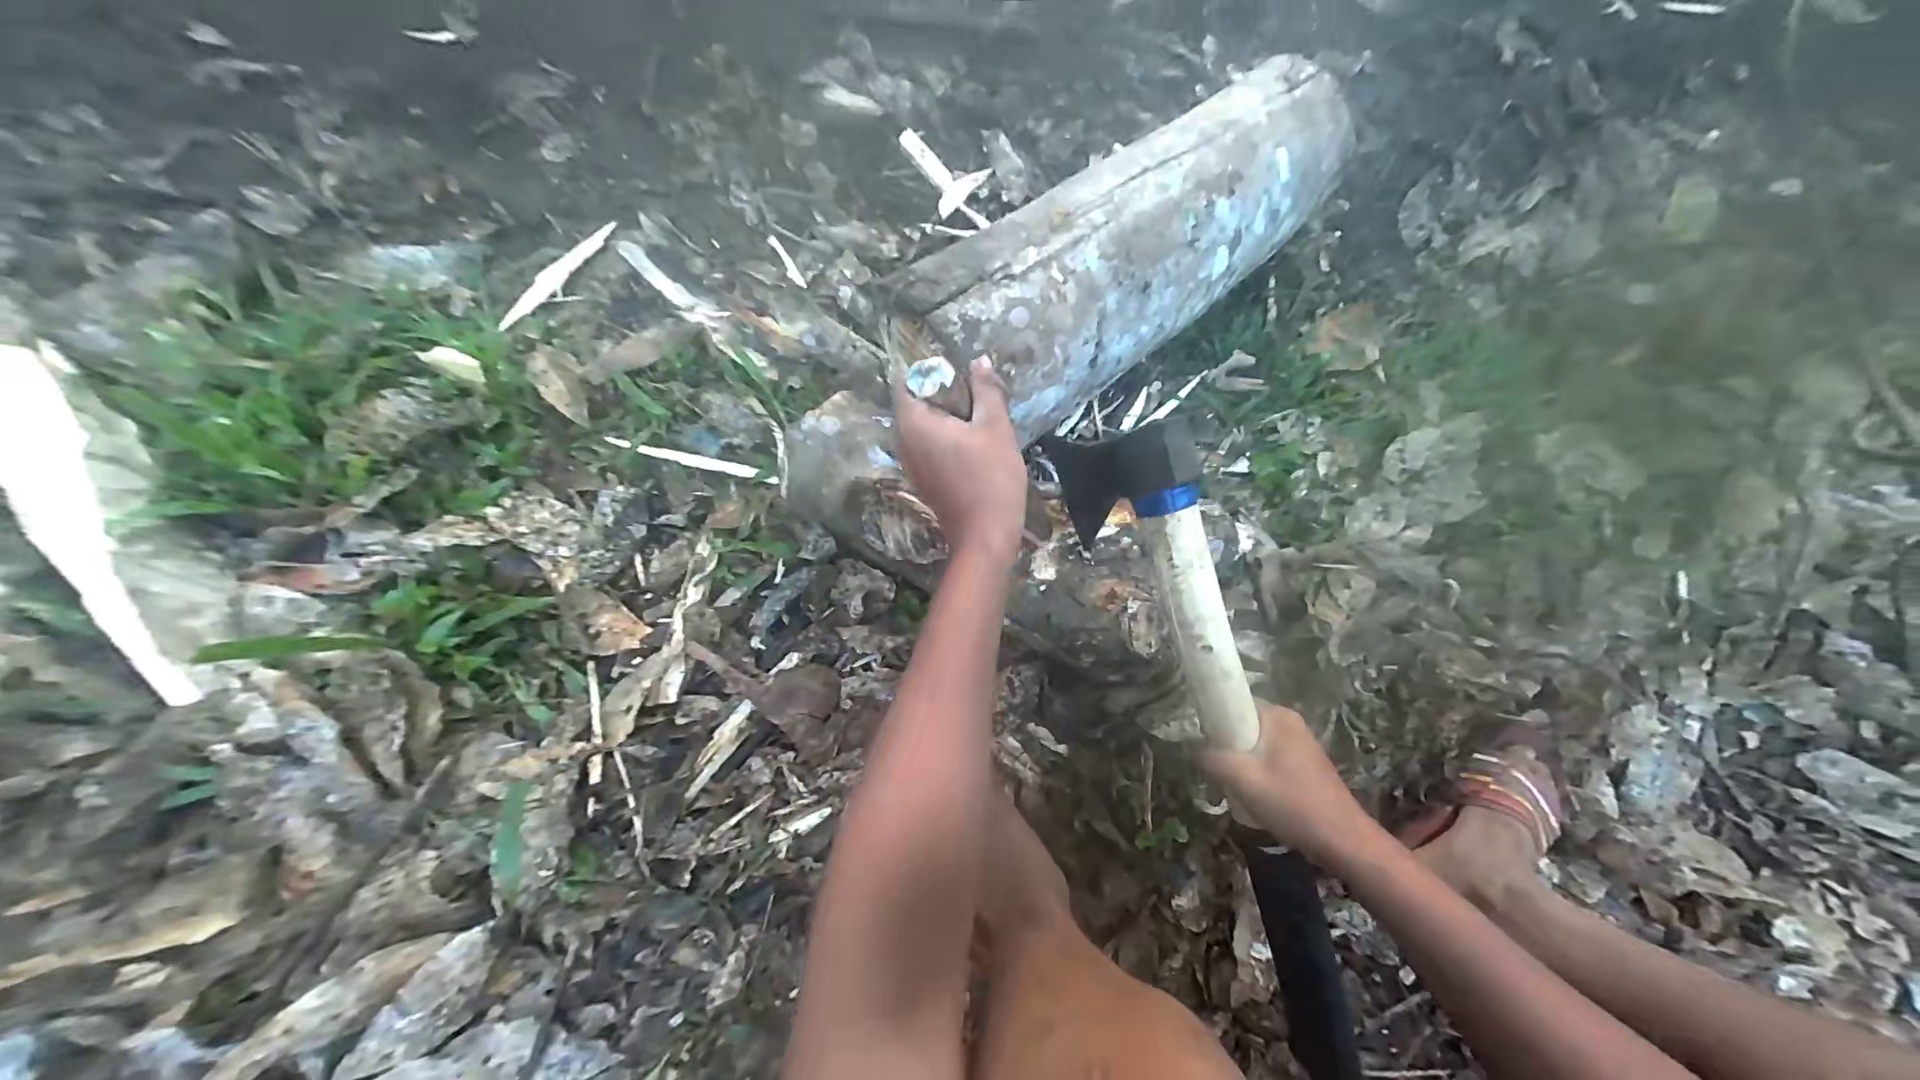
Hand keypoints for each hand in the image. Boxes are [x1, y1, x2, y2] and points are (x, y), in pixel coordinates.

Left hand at [893, 355, 1026, 563]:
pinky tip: (972, 444)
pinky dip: (946, 438)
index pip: (909, 380)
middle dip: (944, 394)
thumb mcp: (995, 427)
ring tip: (979, 418)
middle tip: (977, 395)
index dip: (934, 371)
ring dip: (948, 417)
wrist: (985, 536)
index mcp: (913, 422)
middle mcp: (902, 440)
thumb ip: (987, 390)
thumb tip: (979, 361)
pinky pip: (928, 446)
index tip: (961, 375)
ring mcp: (909, 463)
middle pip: (916, 402)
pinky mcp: (921, 478)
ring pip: (923, 426)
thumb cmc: (991, 478)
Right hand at [1202, 700, 1376, 861]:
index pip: (1233, 701)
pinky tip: (1254, 795)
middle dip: (1225, 745)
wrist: (1344, 842)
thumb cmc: (1292, 804)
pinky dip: (1255, 772)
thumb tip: (1194, 747)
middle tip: (1217, 770)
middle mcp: (1290, 722)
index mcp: (1278, 716)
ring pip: (1253, 743)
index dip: (1212, 717)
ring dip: (1239, 762)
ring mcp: (1299, 743)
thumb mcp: (1242, 779)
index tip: (1201, 741)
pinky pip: (1267, 757)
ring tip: (1234, 786)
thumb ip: (1212, 757)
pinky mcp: (1303, 763)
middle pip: (1242, 724)